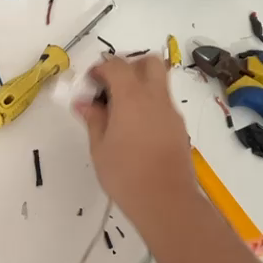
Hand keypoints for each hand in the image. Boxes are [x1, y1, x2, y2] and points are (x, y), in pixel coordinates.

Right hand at [74, 53, 197, 223]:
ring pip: (158, 82)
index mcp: (132, 98)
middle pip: (147, 63)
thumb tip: (84, 103)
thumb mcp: (99, 147)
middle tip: (109, 89)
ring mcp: (171, 112)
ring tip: (119, 113)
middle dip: (127, 67)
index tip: (88, 84)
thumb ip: (93, 119)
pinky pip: (162, 103)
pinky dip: (148, 105)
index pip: (117, 66)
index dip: (100, 68)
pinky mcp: (178, 127)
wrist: (165, 200)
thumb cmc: (124, 174)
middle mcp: (155, 98)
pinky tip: (133, 130)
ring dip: (139, 86)